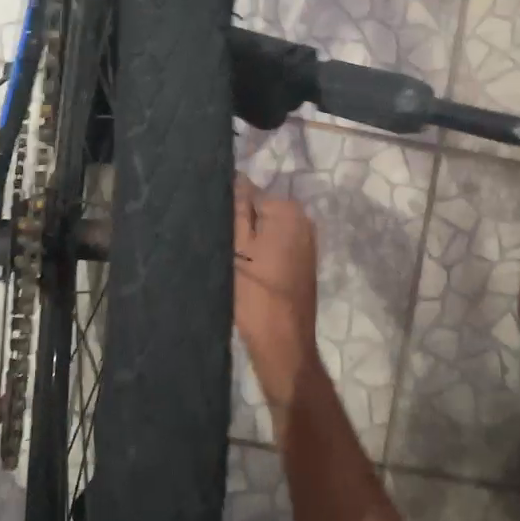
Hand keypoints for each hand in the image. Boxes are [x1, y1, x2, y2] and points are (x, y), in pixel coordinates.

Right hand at [234, 175, 320, 405]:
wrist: (282, 346)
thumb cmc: (254, 294)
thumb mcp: (236, 246)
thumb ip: (236, 207)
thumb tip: (235, 175)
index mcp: (288, 211)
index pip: (248, 191)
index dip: (227, 208)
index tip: (213, 227)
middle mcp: (303, 220)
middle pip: (259, 209)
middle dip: (239, 223)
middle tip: (220, 245)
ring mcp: (306, 243)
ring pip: (266, 229)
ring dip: (248, 239)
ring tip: (229, 258)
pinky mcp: (303, 263)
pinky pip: (275, 245)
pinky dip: (260, 252)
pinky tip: (245, 269)